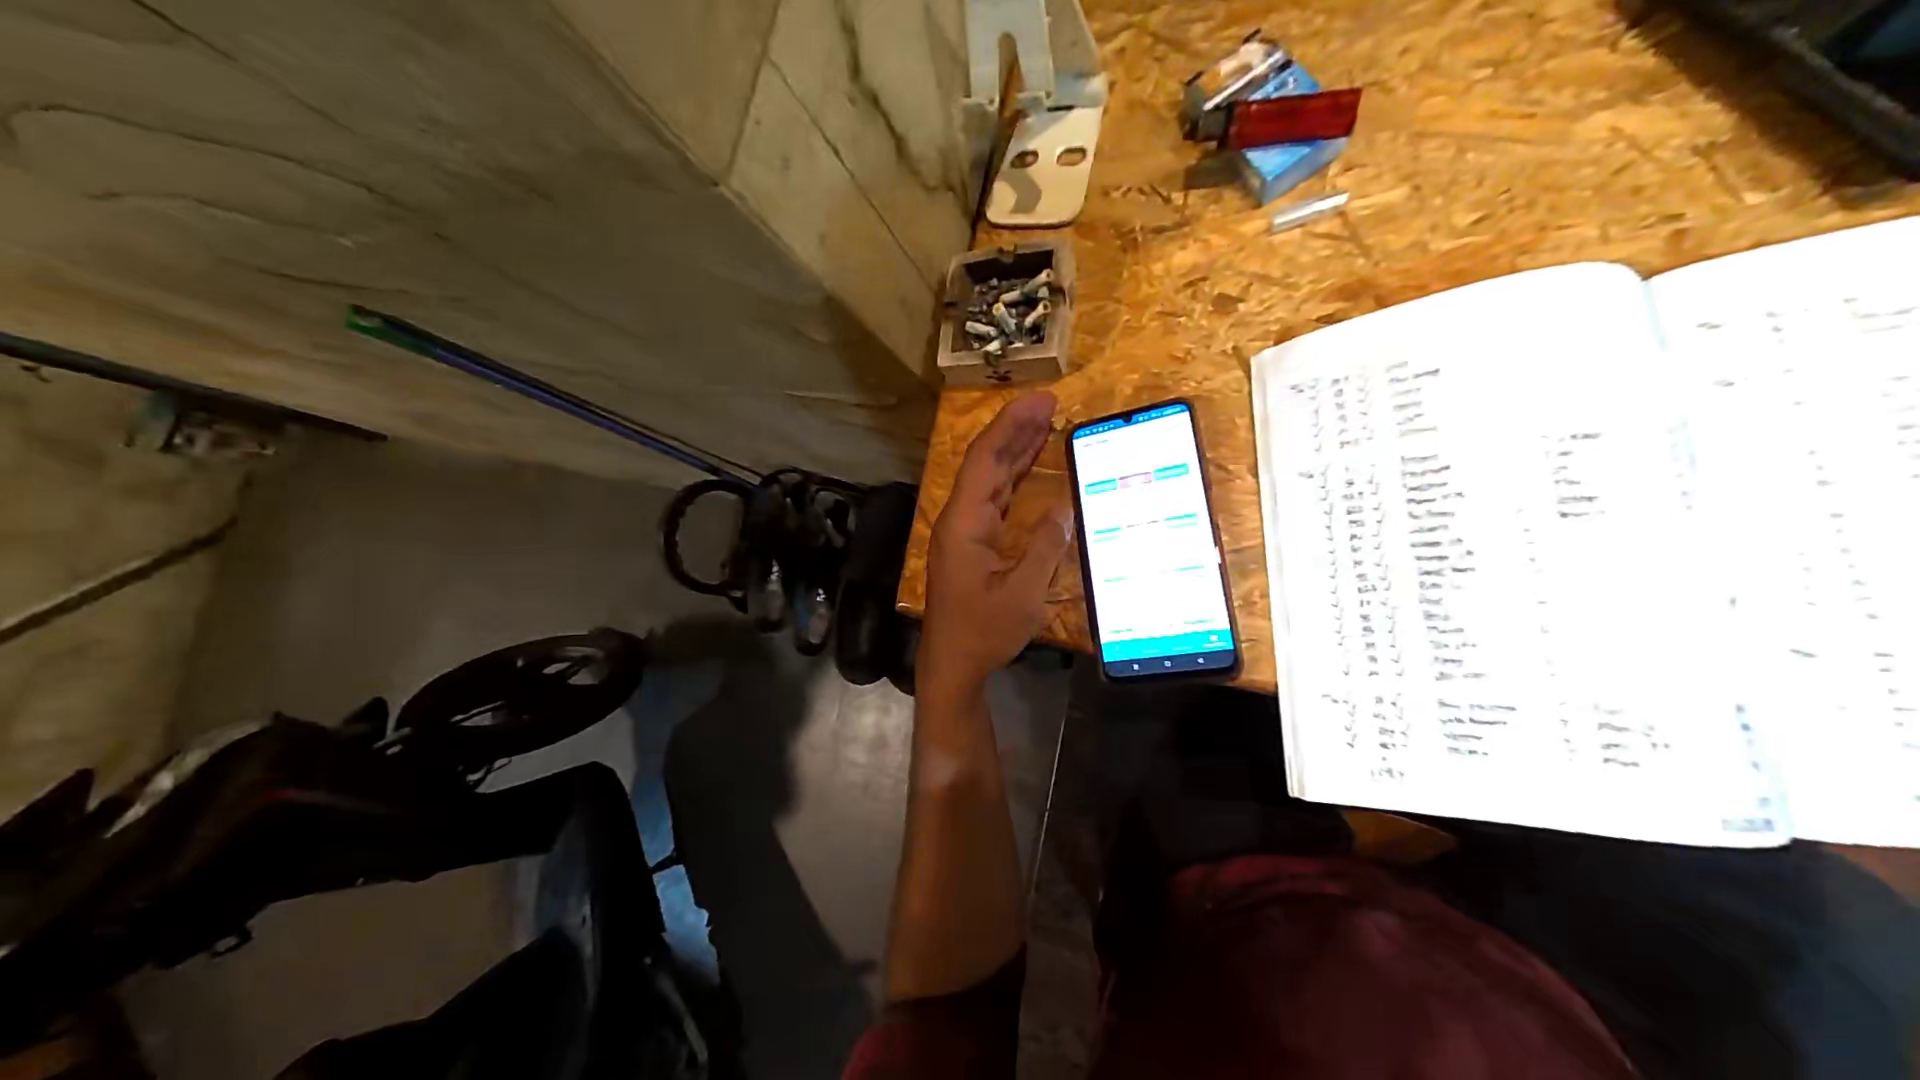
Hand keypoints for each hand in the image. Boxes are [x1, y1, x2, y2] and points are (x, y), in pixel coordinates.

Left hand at [919, 392, 1073, 695]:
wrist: (952, 662)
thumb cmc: (983, 630)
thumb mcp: (1023, 593)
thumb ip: (1045, 547)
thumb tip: (1066, 509)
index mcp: (965, 522)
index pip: (986, 460)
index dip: (1011, 426)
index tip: (1040, 401)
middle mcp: (960, 518)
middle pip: (987, 462)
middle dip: (1016, 430)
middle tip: (1050, 404)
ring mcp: (964, 530)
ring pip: (991, 479)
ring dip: (1016, 451)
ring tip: (1046, 424)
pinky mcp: (972, 543)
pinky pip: (994, 500)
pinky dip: (1014, 479)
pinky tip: (1031, 467)